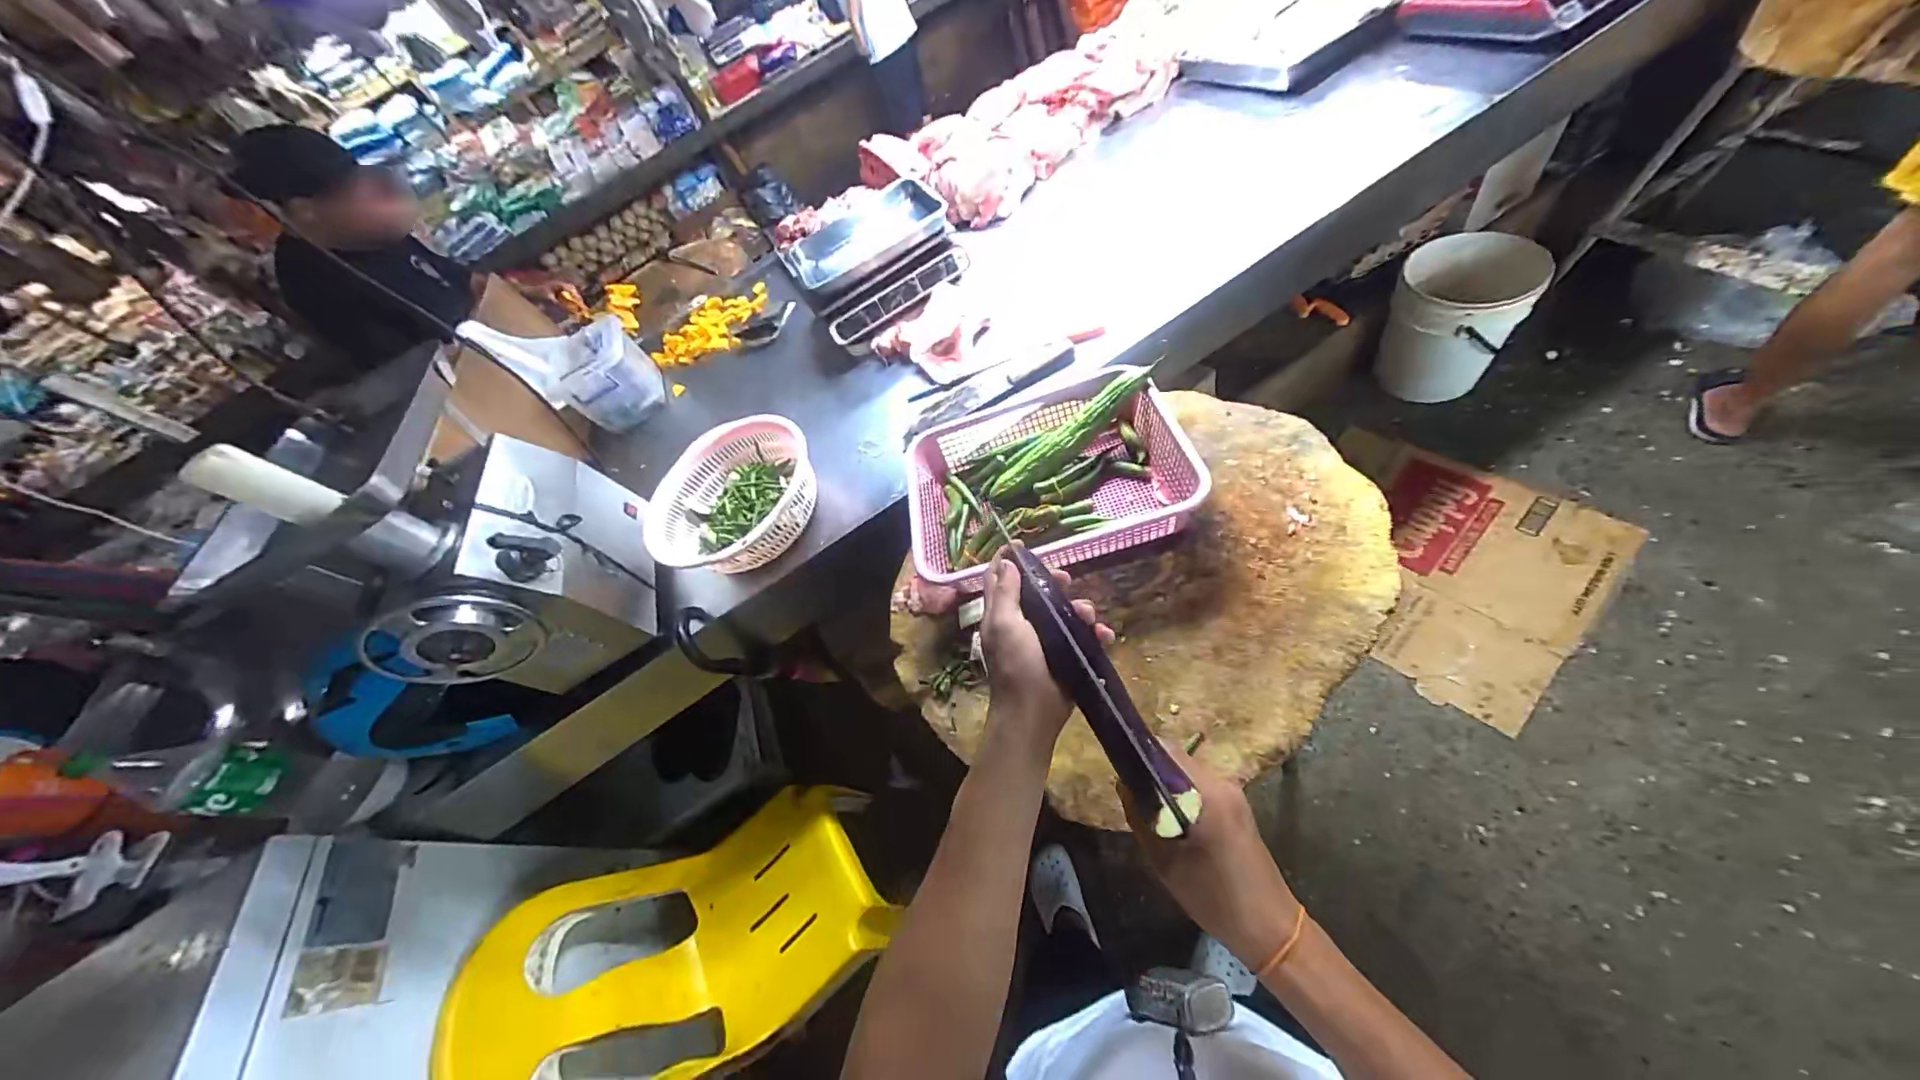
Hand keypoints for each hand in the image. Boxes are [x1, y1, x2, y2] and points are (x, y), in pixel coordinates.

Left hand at [980, 548, 1111, 752]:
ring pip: (1065, 612)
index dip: (1007, 561)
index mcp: (1002, 615)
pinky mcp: (1067, 656)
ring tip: (1089, 616)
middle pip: (1037, 592)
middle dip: (1053, 582)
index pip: (999, 580)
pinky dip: (1097, 634)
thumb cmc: (1016, 665)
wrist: (1034, 712)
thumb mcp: (1006, 624)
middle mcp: (1022, 624)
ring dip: (1081, 609)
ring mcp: (1045, 641)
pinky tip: (1105, 636)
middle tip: (1065, 579)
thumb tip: (1006, 562)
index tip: (1021, 544)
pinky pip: (1085, 638)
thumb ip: (1005, 593)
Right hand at [1119, 742, 1302, 970]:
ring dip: (1166, 784)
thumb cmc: (1213, 897)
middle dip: (1151, 770)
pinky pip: (1200, 787)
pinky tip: (1171, 819)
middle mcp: (1222, 783)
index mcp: (1207, 793)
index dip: (1139, 755)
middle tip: (1132, 795)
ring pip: (1188, 773)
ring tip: (1148, 810)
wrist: (1268, 927)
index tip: (1121, 771)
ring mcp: (1233, 793)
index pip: (1165, 750)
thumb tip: (1124, 785)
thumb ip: (1140, 817)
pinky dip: (1182, 794)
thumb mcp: (1164, 861)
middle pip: (1176, 759)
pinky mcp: (1237, 806)